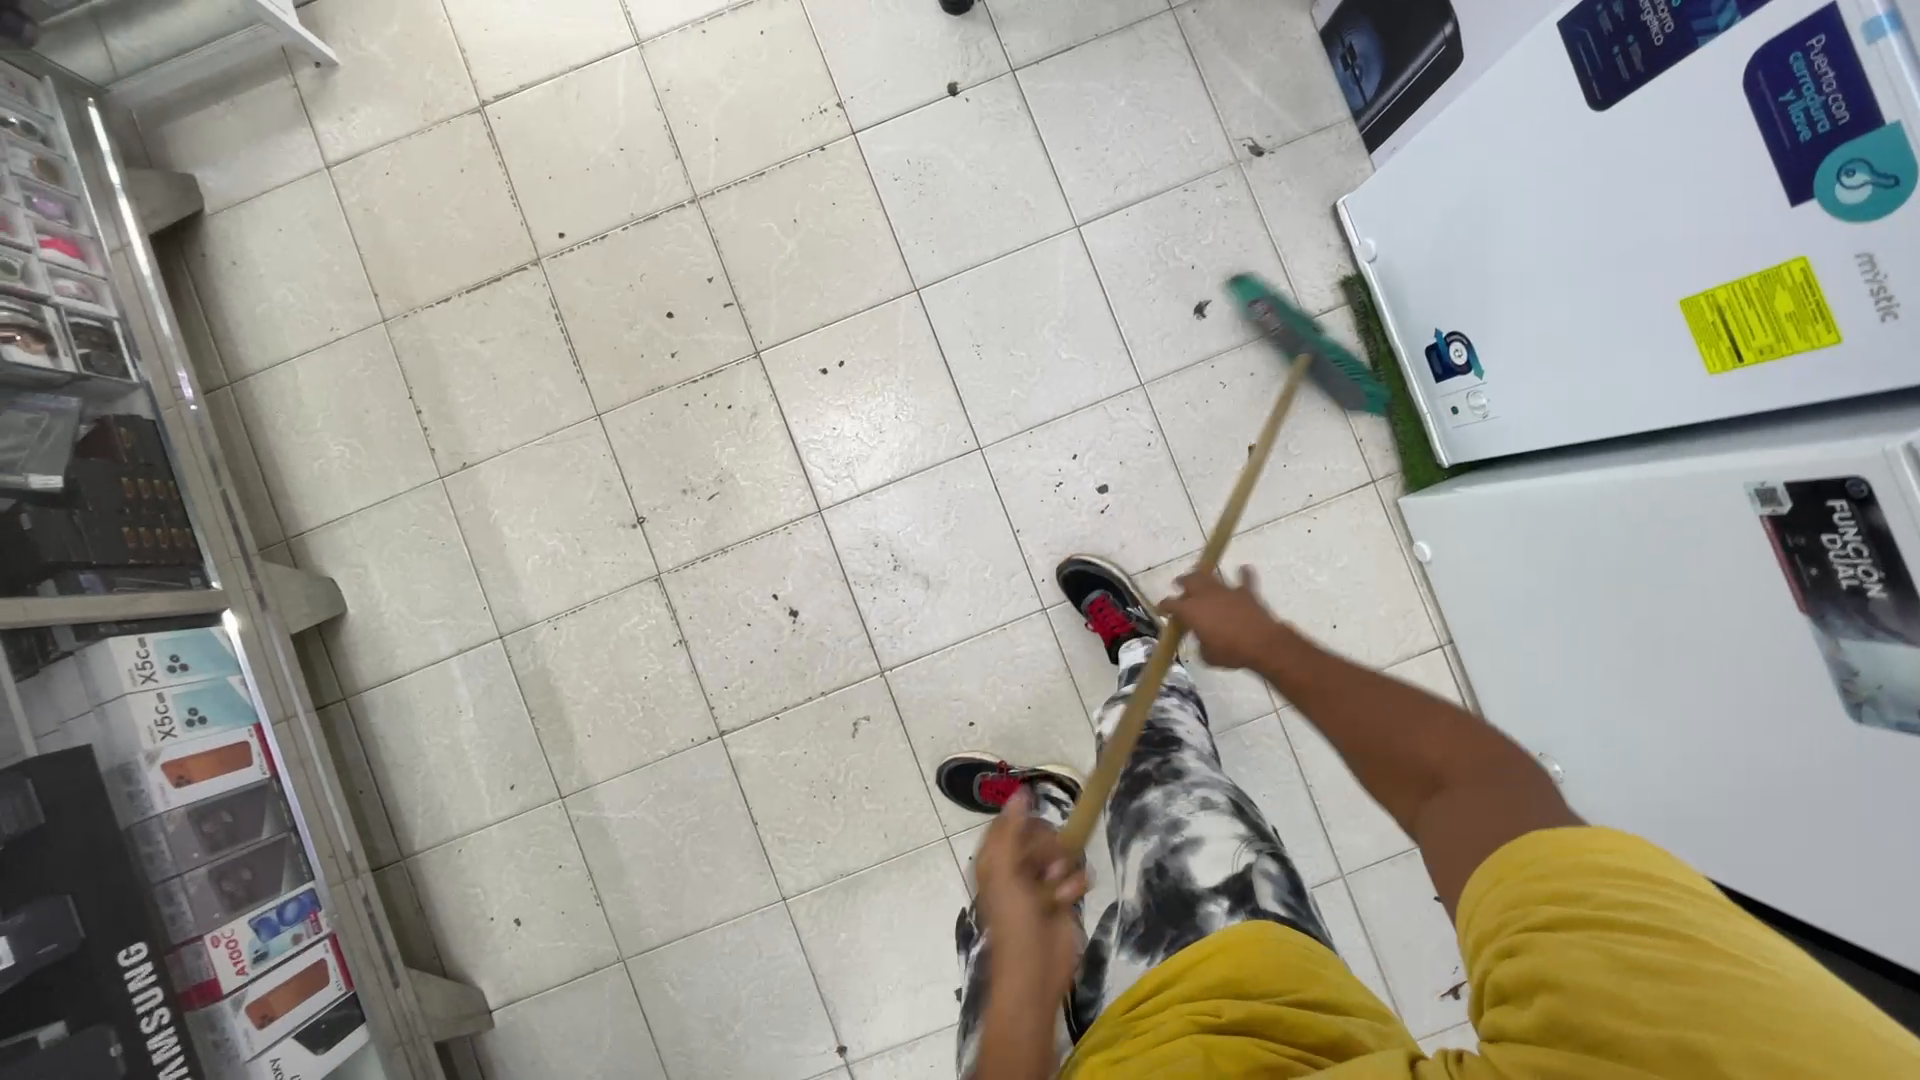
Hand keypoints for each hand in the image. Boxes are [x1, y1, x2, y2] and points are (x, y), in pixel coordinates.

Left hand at [975, 789, 1087, 1002]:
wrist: (1036, 972)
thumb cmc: (1014, 922)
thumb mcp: (1004, 872)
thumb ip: (1011, 830)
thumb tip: (1019, 792)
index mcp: (996, 857)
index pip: (1012, 821)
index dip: (1025, 824)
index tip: (1033, 832)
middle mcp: (1017, 865)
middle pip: (1040, 833)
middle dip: (1047, 848)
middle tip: (1044, 868)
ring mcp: (1042, 880)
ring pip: (1062, 851)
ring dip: (1063, 869)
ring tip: (1055, 891)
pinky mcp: (1064, 896)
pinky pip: (1077, 873)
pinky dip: (1075, 885)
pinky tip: (1067, 900)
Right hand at [1159, 567, 1287, 669]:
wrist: (1262, 644)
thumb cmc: (1230, 652)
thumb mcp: (1206, 655)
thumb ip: (1200, 642)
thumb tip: (1202, 637)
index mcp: (1190, 610)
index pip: (1170, 604)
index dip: (1164, 606)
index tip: (1161, 609)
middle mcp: (1205, 595)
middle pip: (1189, 581)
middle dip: (1182, 582)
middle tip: (1178, 583)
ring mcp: (1226, 591)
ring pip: (1210, 576)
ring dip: (1204, 575)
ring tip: (1200, 575)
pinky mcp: (1246, 593)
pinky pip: (1244, 579)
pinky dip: (1243, 574)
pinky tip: (1243, 568)